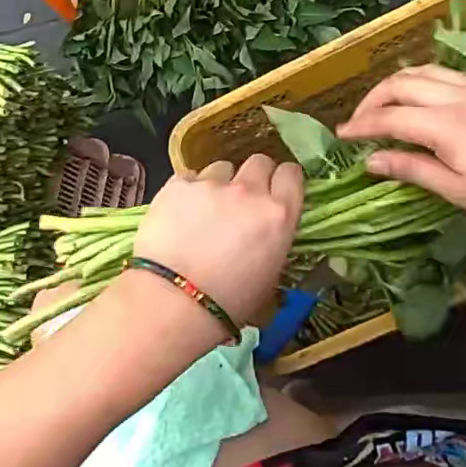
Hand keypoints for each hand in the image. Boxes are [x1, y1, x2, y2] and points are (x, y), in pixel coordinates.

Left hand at [131, 155, 303, 326]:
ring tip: (205, 210)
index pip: (292, 175)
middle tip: (241, 200)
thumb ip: (272, 242)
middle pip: (259, 162)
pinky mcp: (177, 185)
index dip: (284, 179)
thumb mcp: (268, 277)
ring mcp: (211, 184)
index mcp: (278, 215)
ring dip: (219, 184)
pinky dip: (188, 191)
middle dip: (253, 176)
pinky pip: (188, 177)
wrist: (174, 301)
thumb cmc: (228, 304)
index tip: (276, 189)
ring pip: (221, 168)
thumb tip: (264, 236)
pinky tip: (179, 213)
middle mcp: (248, 191)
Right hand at [337, 65, 465, 243]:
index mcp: (446, 123)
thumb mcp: (463, 192)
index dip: (360, 126)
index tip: (339, 138)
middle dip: (371, 100)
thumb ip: (413, 170)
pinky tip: (419, 101)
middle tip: (357, 124)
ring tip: (381, 108)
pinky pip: (442, 74)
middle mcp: (456, 96)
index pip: (388, 116)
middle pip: (399, 83)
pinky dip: (418, 81)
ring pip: (421, 71)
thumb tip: (371, 161)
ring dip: (394, 85)